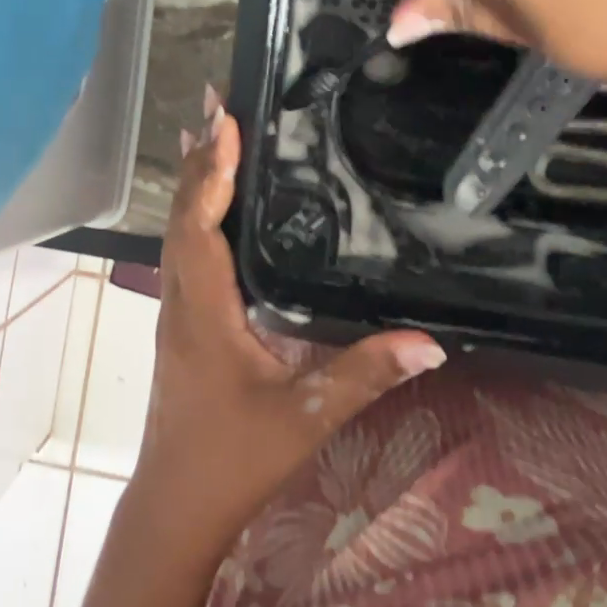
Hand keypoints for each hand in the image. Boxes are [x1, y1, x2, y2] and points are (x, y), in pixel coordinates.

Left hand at [139, 90, 446, 531]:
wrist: (177, 502)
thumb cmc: (235, 458)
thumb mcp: (306, 416)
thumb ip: (365, 375)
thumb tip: (431, 343)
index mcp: (204, 312)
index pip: (200, 226)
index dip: (211, 171)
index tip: (222, 120)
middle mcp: (181, 302)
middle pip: (182, 216)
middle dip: (197, 158)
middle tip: (212, 103)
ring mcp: (175, 313)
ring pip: (178, 233)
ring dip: (192, 183)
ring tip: (205, 137)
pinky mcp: (181, 326)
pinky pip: (183, 254)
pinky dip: (194, 215)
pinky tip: (210, 209)